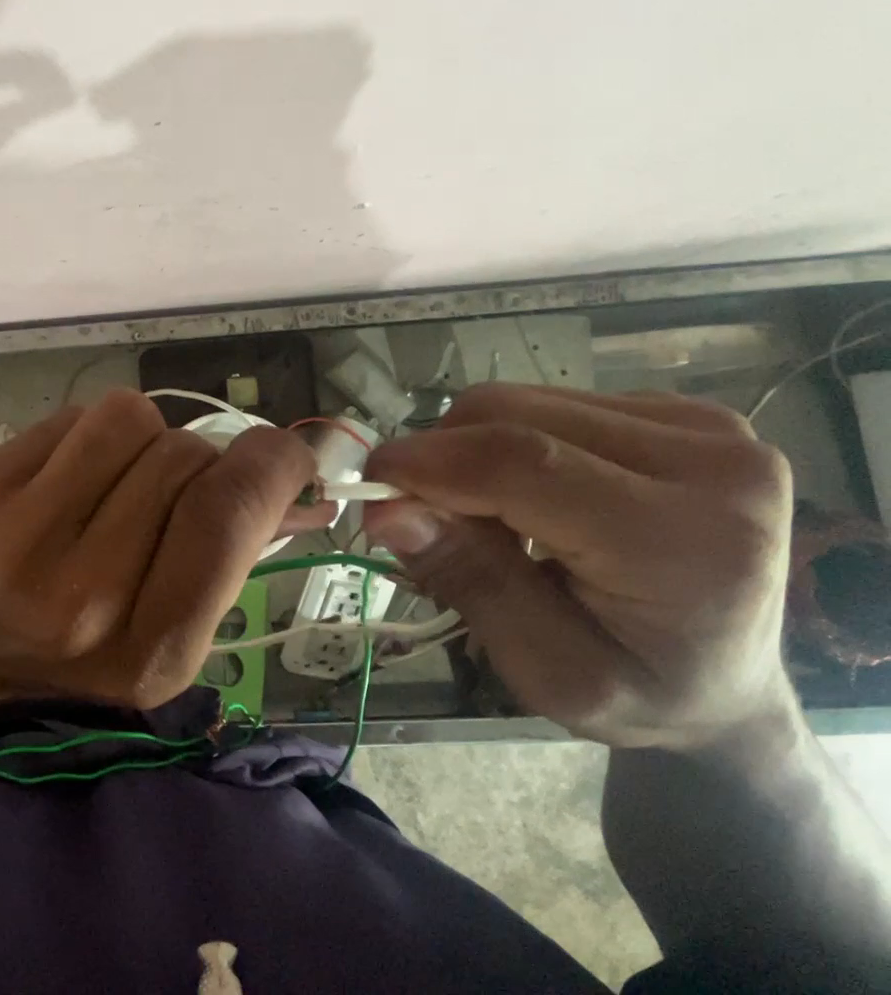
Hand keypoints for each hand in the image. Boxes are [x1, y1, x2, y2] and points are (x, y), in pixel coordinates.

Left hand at [0, 390, 330, 718]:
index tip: (278, 459)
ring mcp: (21, 535)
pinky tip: (72, 474)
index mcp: (147, 650)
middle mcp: (83, 596)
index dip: (271, 468)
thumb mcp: (157, 642)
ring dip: (145, 435)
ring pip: (132, 419)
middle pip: (184, 460)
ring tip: (119, 477)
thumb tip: (297, 483)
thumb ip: (225, 564)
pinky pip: (77, 415)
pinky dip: (93, 432)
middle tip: (173, 489)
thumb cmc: (62, 651)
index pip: (226, 518)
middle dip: (201, 459)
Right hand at [362, 383, 797, 751]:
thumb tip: (387, 511)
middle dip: (438, 460)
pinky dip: (503, 444)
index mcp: (685, 540)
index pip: (523, 464)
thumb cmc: (635, 692)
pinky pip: (546, 403)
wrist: (727, 684)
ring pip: (520, 401)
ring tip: (482, 518)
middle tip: (420, 523)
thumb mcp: (545, 670)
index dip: (424, 466)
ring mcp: (704, 426)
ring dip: (468, 452)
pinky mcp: (682, 412)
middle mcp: (711, 462)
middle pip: (512, 416)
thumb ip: (472, 583)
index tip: (365, 494)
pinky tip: (525, 497)